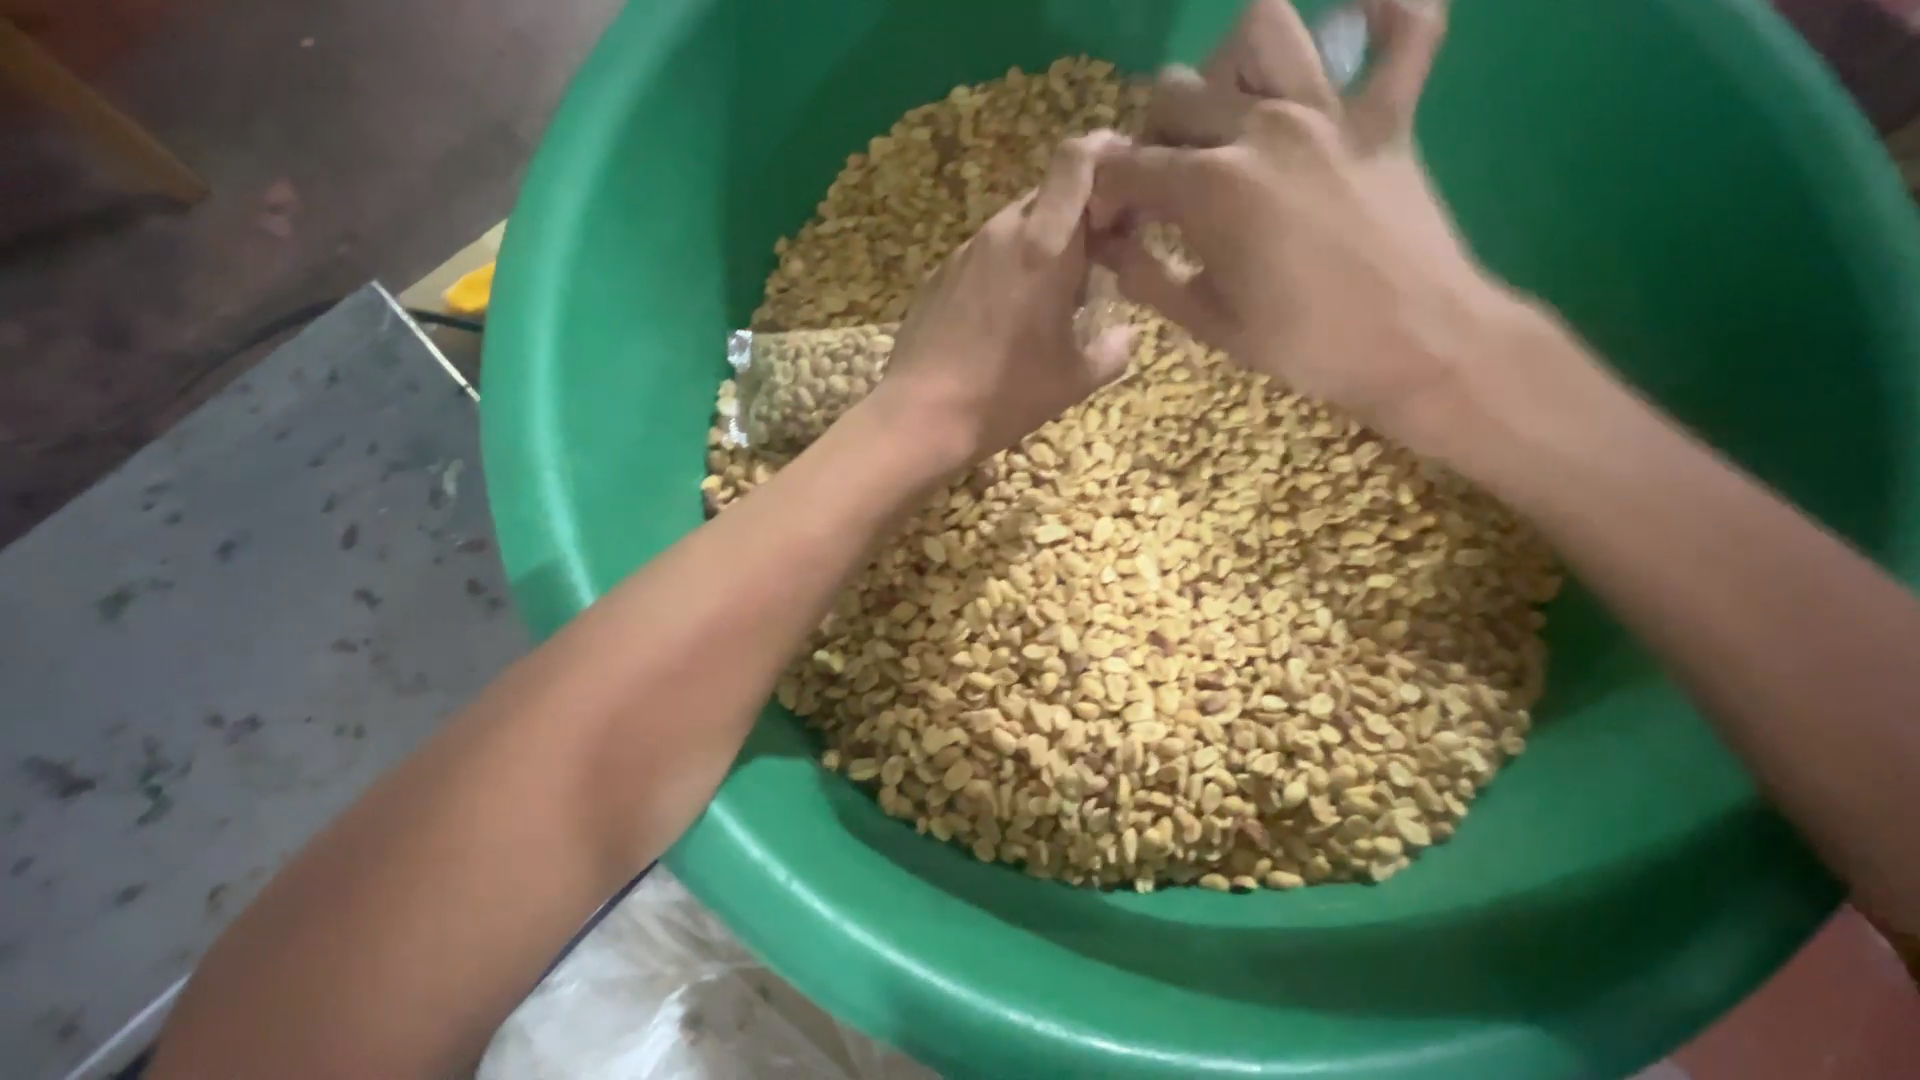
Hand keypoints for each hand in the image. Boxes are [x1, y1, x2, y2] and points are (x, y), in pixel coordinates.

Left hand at [864, 132, 1134, 470]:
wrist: (920, 416)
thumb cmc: (1006, 394)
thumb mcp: (1075, 380)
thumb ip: (1113, 349)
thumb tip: (1126, 334)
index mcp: (1044, 245)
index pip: (1077, 160)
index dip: (1108, 160)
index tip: (1127, 198)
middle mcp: (1002, 232)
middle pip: (1050, 196)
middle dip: (1082, 217)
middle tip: (1102, 261)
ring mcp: (964, 252)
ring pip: (1016, 226)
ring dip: (1044, 247)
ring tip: (1055, 299)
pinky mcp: (939, 276)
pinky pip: (985, 255)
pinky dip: (1008, 269)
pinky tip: (1008, 318)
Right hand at [1093, 0, 1530, 458]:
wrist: (1420, 347)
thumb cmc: (1307, 347)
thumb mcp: (1210, 324)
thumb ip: (1148, 278)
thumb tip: (1111, 248)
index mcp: (1210, 188)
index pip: (1126, 167)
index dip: (1103, 193)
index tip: (1111, 222)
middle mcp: (1261, 129)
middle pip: (1174, 94)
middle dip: (1149, 136)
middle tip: (1164, 182)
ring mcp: (1330, 113)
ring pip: (1263, 31)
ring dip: (1231, 65)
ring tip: (1233, 112)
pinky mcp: (1387, 117)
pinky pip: (1410, 34)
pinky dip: (1390, 18)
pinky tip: (1365, 26)